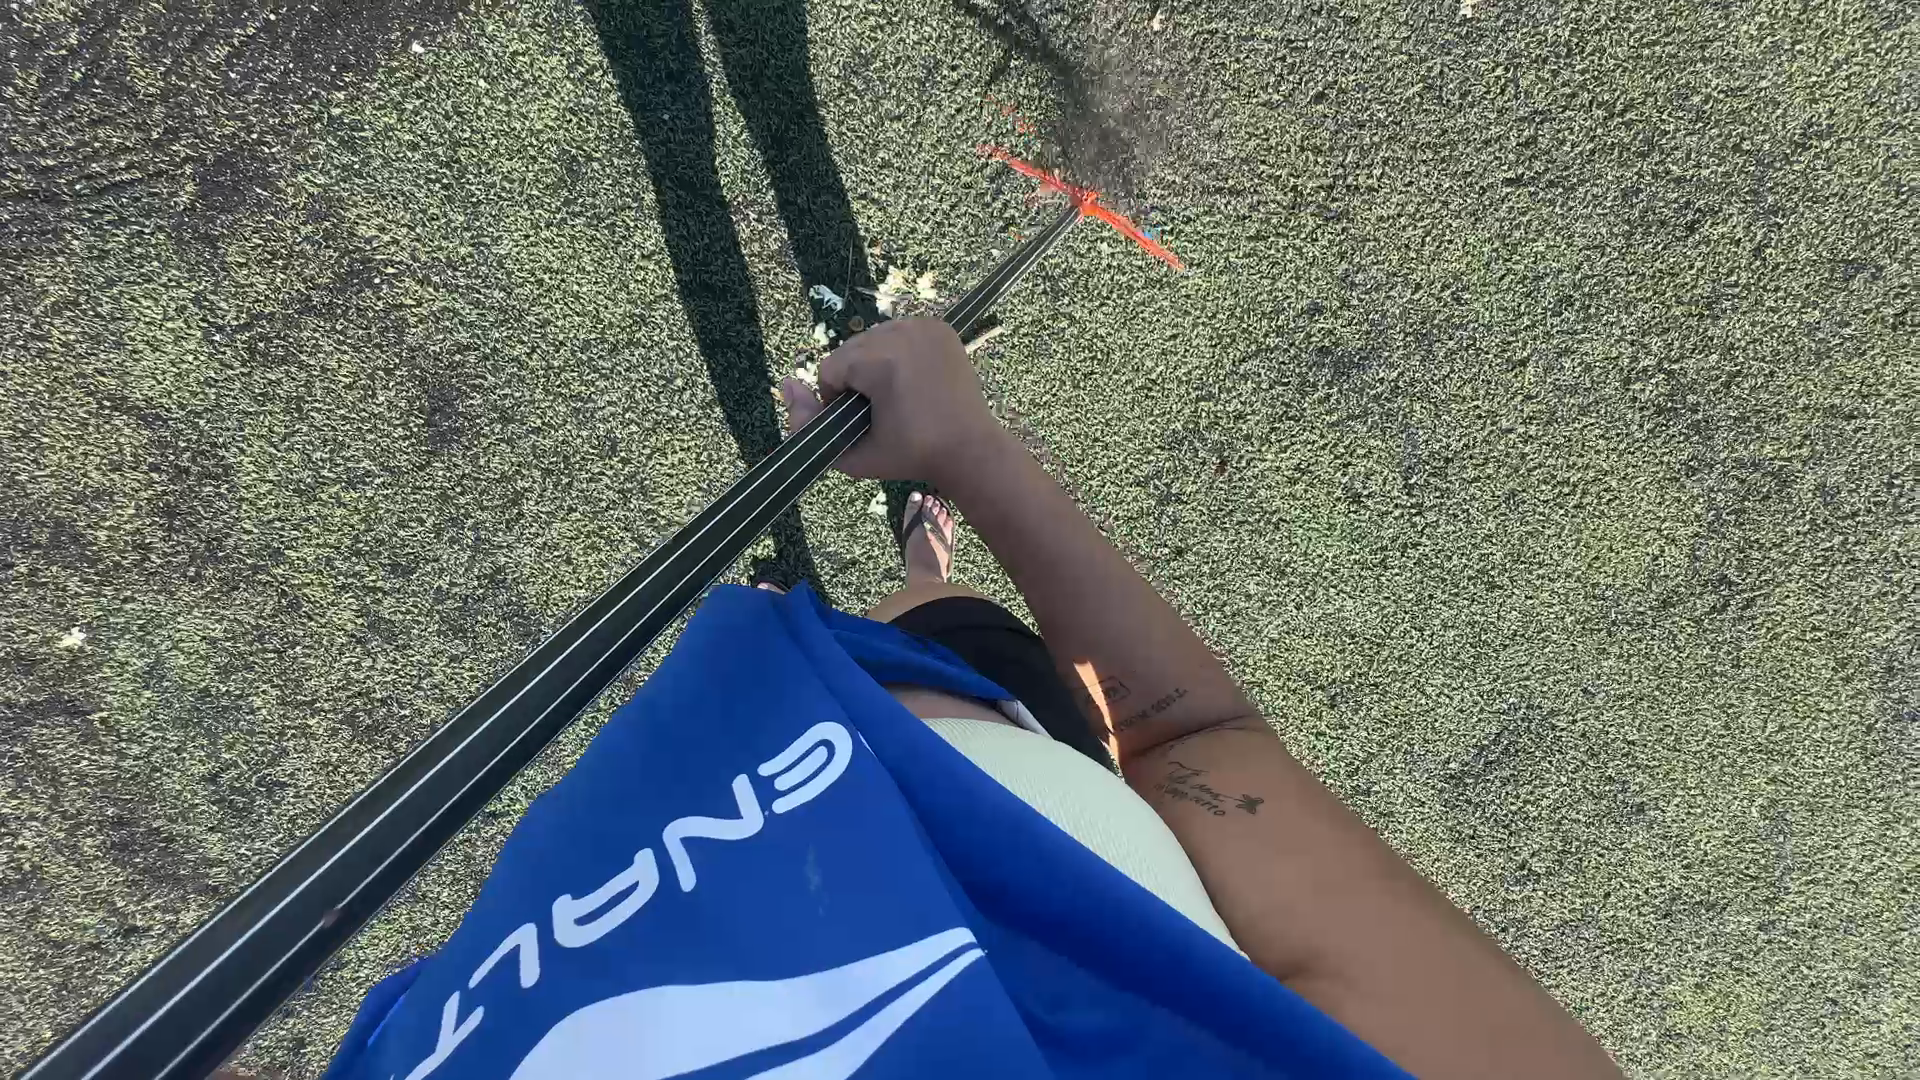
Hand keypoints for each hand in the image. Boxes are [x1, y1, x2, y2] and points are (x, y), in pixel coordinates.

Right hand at [779, 317, 1011, 489]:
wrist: (968, 449)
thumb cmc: (910, 457)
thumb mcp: (851, 454)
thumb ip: (806, 426)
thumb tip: (785, 384)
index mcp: (881, 360)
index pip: (830, 368)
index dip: (837, 400)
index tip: (862, 421)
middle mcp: (902, 332)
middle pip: (850, 350)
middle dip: (856, 380)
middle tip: (881, 411)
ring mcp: (924, 325)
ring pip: (872, 340)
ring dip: (874, 365)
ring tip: (896, 396)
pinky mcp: (939, 326)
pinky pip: (899, 334)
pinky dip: (897, 354)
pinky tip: (911, 380)